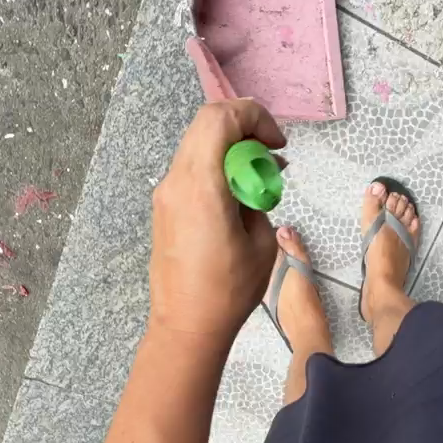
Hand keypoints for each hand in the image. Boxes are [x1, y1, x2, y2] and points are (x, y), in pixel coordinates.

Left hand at [147, 99, 286, 345]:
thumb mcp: (262, 242)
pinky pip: (192, 170)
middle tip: (271, 157)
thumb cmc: (228, 291)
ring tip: (260, 180)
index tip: (277, 145)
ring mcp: (166, 193)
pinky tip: (239, 196)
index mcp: (201, 185)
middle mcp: (177, 181)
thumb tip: (255, 184)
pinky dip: (218, 169)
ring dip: (232, 151)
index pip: (220, 117)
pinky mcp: (165, 208)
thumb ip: (259, 199)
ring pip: (199, 145)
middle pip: (207, 124)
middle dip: (245, 131)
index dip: (254, 117)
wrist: (187, 325)